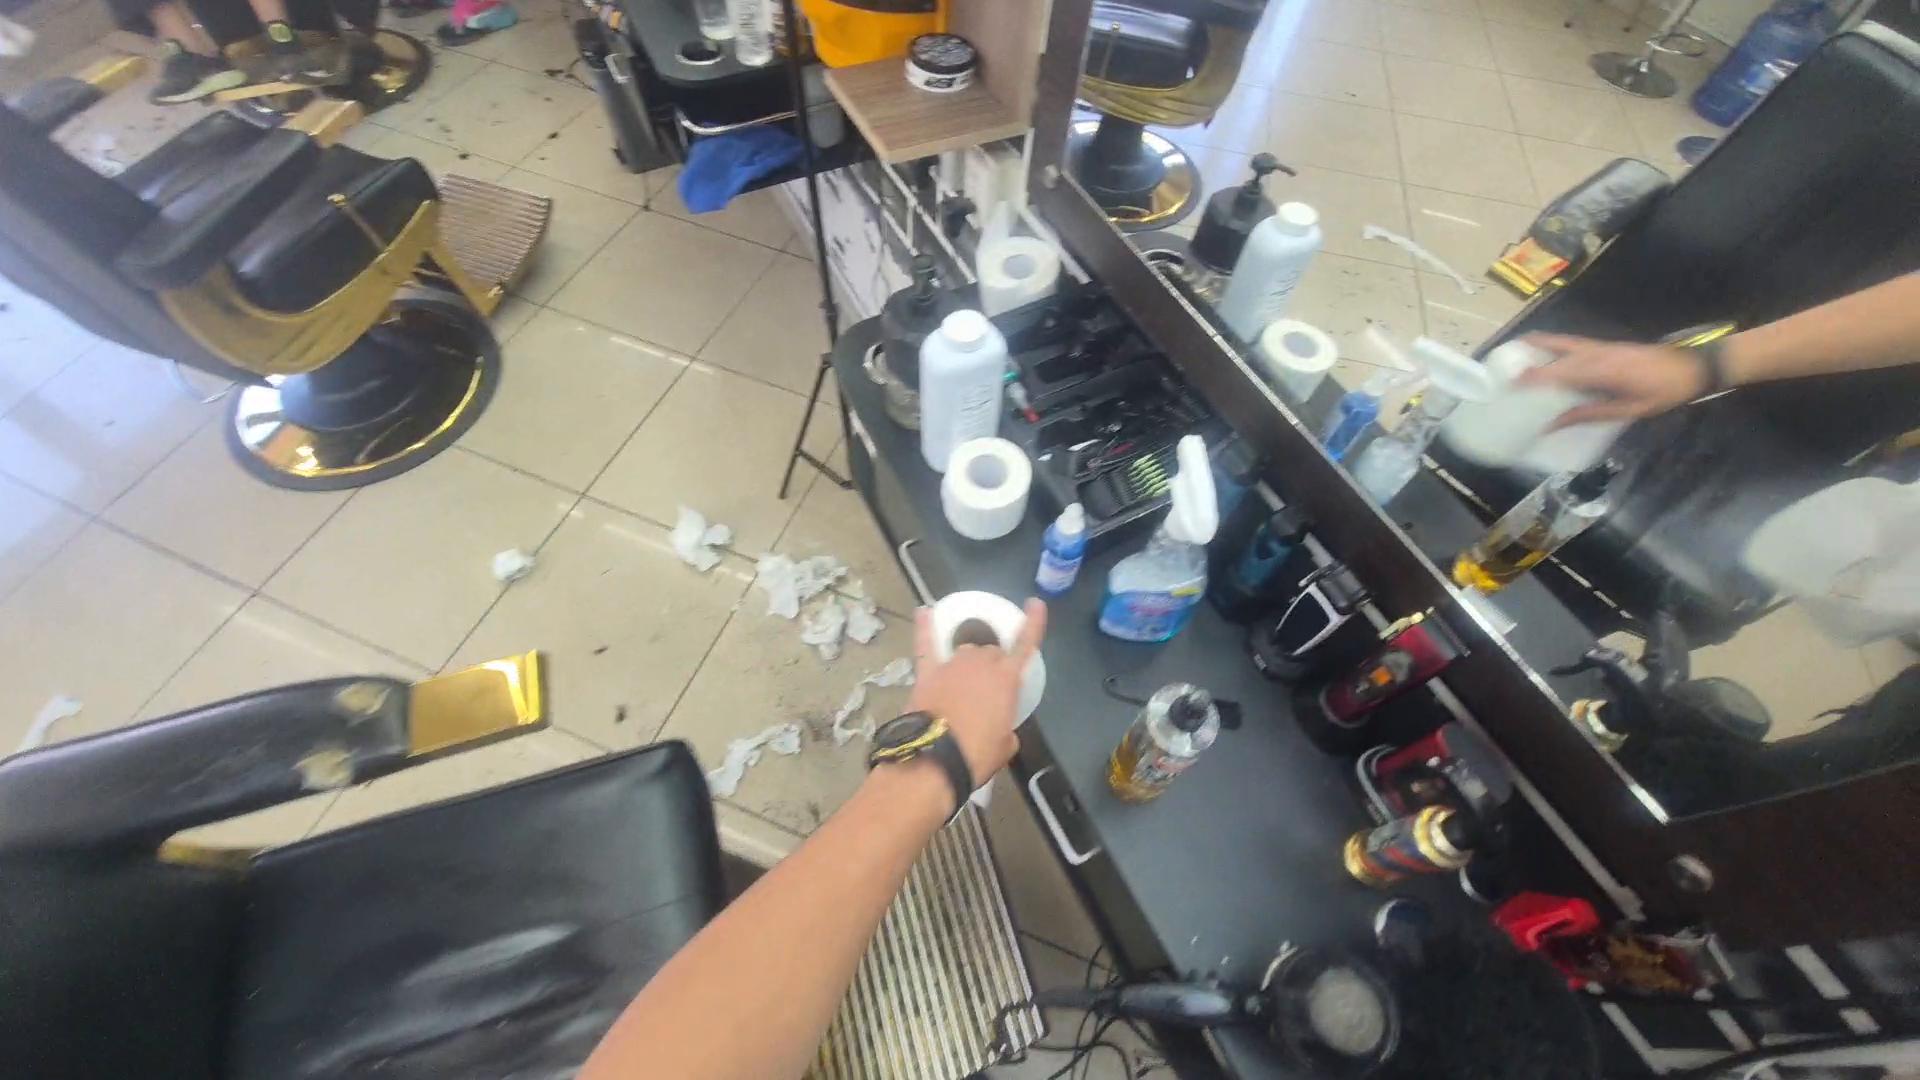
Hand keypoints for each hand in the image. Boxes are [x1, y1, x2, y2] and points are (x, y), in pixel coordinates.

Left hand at [907, 599, 1047, 786]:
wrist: (935, 759)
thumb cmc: (977, 754)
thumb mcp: (1006, 745)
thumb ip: (1006, 727)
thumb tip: (998, 727)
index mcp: (1006, 678)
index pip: (1025, 645)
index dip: (1033, 624)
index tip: (1035, 604)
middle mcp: (980, 663)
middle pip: (991, 652)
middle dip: (994, 665)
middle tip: (989, 689)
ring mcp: (951, 665)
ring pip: (965, 651)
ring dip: (969, 661)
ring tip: (965, 681)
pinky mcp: (927, 673)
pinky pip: (926, 644)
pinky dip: (924, 627)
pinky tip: (924, 612)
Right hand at [1517, 333, 1713, 428]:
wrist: (1700, 366)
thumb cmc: (1666, 391)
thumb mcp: (1630, 409)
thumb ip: (1589, 414)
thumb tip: (1551, 424)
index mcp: (1604, 371)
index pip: (1561, 372)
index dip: (1535, 376)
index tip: (1511, 381)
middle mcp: (1599, 354)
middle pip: (1558, 354)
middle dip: (1530, 359)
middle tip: (1504, 365)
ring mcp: (1603, 347)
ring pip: (1564, 343)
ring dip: (1539, 344)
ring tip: (1517, 347)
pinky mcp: (1607, 346)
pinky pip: (1573, 342)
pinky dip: (1554, 343)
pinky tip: (1545, 347)